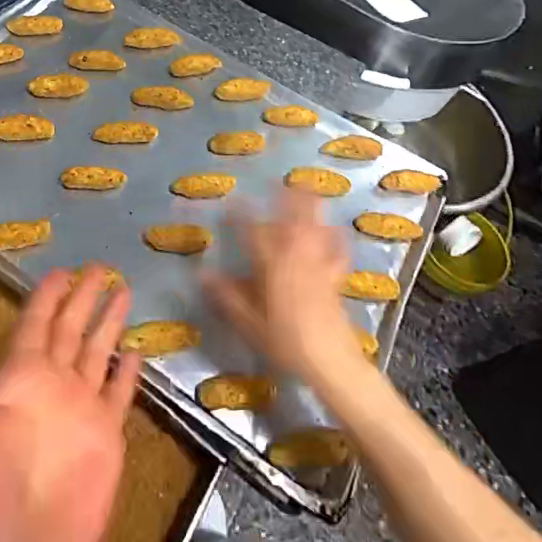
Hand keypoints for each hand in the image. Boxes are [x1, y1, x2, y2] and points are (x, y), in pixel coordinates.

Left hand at [0, 264, 140, 541]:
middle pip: (71, 331)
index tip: (61, 270)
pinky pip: (120, 399)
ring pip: (99, 356)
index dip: (47, 298)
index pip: (34, 327)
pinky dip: (129, 376)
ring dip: (109, 325)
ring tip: (123, 293)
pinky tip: (137, 355)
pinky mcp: (106, 444)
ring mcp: (80, 416)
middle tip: (100, 267)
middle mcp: (50, 391)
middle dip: (85, 299)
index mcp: (14, 384)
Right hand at [204, 190, 370, 384]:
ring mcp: (319, 267)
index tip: (232, 199)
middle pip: (291, 221)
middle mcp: (296, 260)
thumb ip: (227, 296)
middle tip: (280, 181)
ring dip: (312, 208)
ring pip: (315, 228)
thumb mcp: (249, 324)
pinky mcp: (335, 279)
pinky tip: (338, 230)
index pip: (252, 234)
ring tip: (309, 189)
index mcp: (271, 268)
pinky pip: (338, 252)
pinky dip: (336, 239)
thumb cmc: (284, 343)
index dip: (240, 215)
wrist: (329, 361)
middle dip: (286, 199)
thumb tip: (203, 274)